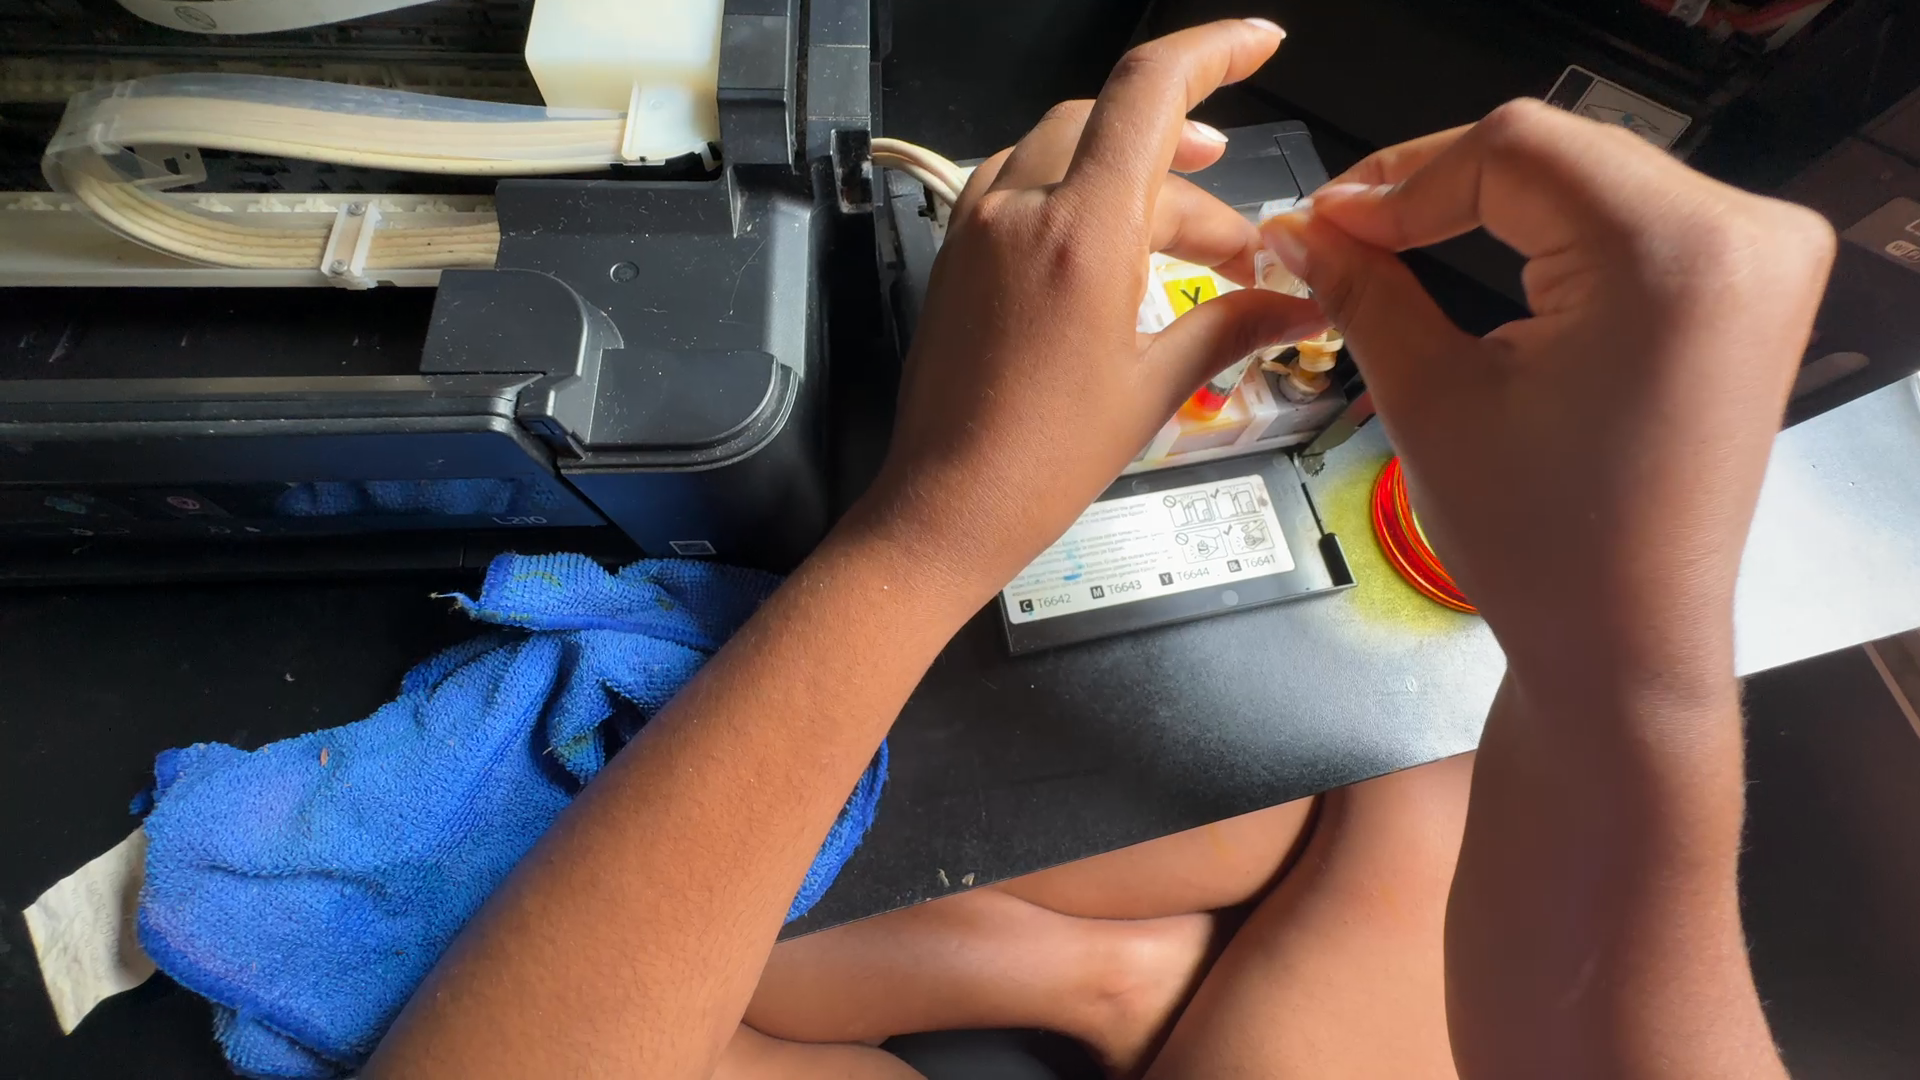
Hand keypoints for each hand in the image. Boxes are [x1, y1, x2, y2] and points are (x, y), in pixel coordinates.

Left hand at [847, 19, 1325, 608]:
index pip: (1148, 92)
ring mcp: (974, 230)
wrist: (949, 504)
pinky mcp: (952, 258)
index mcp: (1081, 232)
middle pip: (1110, 127)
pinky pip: (1016, 190)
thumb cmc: (1051, 460)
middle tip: (1230, 243)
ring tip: (1174, 241)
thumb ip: (1230, 327)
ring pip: (1059, 153)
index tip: (1261, 46)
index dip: (1213, 50)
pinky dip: (1068, 198)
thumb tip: (1303, 306)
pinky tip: (1099, 252)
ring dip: (1124, 180)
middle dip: (1185, 170)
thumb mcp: (1152, 389)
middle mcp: (1018, 209)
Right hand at [1261, 101, 1835, 696]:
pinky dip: (1522, 236)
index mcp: (1673, 252)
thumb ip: (1361, 292)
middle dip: (1424, 190)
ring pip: (1577, 181)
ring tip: (1377, 252)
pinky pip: (1612, 222)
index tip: (1314, 227)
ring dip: (1468, 210)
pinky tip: (1460, 268)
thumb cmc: (1524, 531)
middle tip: (1331, 238)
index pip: (1512, 149)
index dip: (1394, 180)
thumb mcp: (1426, 398)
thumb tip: (1295, 233)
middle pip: (1549, 153)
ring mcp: (1753, 257)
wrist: (1617, 628)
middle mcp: (1744, 228)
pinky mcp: (1734, 289)